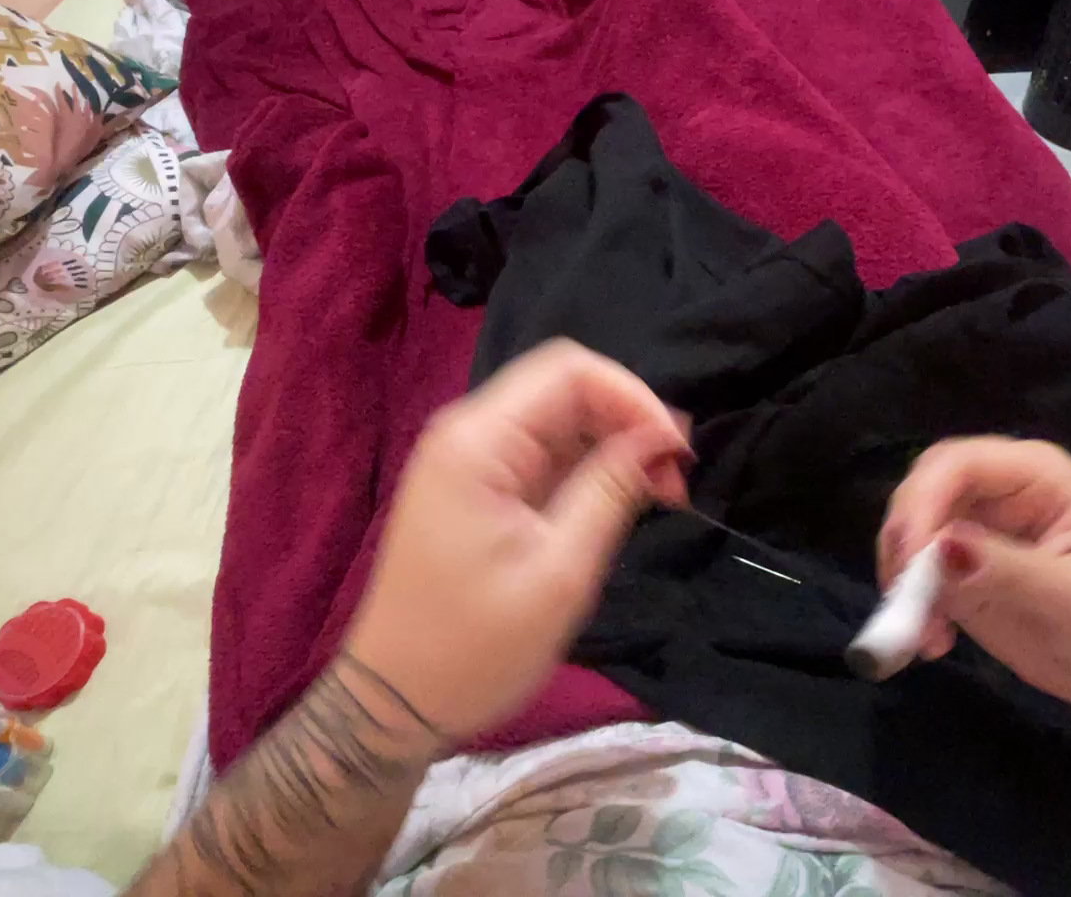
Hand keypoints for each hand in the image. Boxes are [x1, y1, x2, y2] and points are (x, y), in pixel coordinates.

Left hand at [344, 340, 690, 743]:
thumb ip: (610, 490)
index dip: (633, 396)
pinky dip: (589, 467)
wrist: (394, 700)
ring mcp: (471, 457)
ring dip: (614, 445)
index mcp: (478, 441)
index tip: (675, 451)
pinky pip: (544, 452)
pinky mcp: (480, 484)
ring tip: (659, 495)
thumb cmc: (473, 647)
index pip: (569, 370)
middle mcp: (470, 432)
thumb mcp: (558, 573)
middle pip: (566, 388)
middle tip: (675, 481)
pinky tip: (620, 501)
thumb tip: (660, 436)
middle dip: (628, 421)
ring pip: (561, 419)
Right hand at [878, 436, 1070, 711]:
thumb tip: (940, 545)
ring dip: (901, 577)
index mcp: (1035, 476)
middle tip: (903, 591)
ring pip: (907, 531)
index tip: (915, 557)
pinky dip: (907, 604)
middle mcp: (995, 492)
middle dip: (904, 536)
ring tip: (923, 633)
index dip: (925, 500)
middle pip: (921, 488)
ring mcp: (971, 529)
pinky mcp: (955, 570)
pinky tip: (931, 642)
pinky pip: (911, 574)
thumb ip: (1010, 569)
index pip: (959, 464)